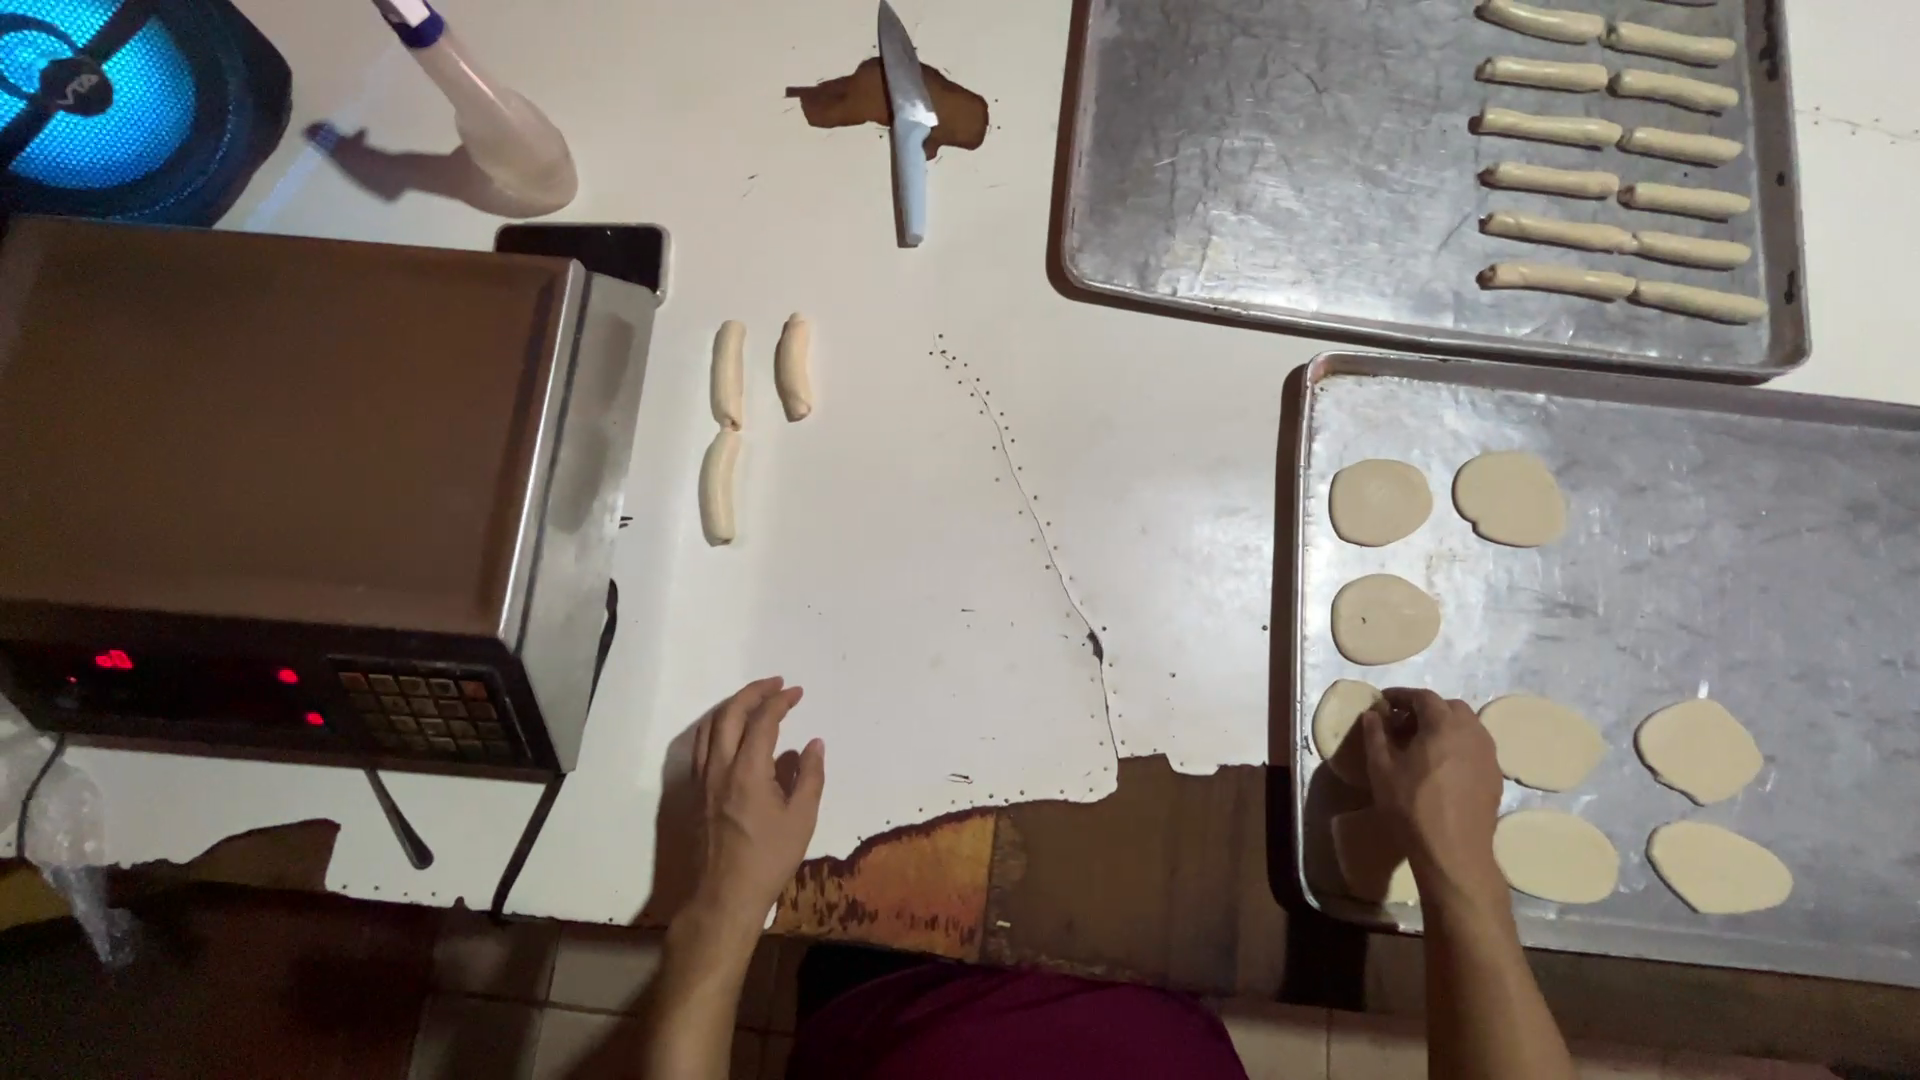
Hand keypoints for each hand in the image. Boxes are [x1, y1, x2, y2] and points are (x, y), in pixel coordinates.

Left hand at [689, 677, 825, 931]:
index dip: (780, 701)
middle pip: (729, 714)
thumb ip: (809, 775)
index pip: (763, 720)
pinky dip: (717, 726)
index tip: (797, 693)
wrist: (724, 897)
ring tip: (753, 700)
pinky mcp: (693, 793)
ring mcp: (701, 780)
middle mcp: (719, 768)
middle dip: (753, 692)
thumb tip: (813, 743)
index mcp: (748, 771)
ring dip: (731, 706)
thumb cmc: (768, 859)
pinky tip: (730, 733)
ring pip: (709, 727)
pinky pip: (701, 745)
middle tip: (776, 684)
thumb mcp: (802, 819)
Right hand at [1360, 688, 1504, 905]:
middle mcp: (1473, 734)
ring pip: (1468, 727)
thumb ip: (1375, 734)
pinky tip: (1440, 765)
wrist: (1453, 851)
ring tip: (1421, 743)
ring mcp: (1488, 756)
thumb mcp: (1381, 767)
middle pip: (1450, 707)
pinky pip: (1475, 748)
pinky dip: (1457, 745)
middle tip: (1402, 723)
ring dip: (1444, 726)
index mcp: (1444, 725)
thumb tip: (1374, 714)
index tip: (1383, 703)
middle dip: (1426, 708)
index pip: (1423, 697)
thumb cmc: (1411, 805)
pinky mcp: (1494, 777)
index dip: (1401, 696)